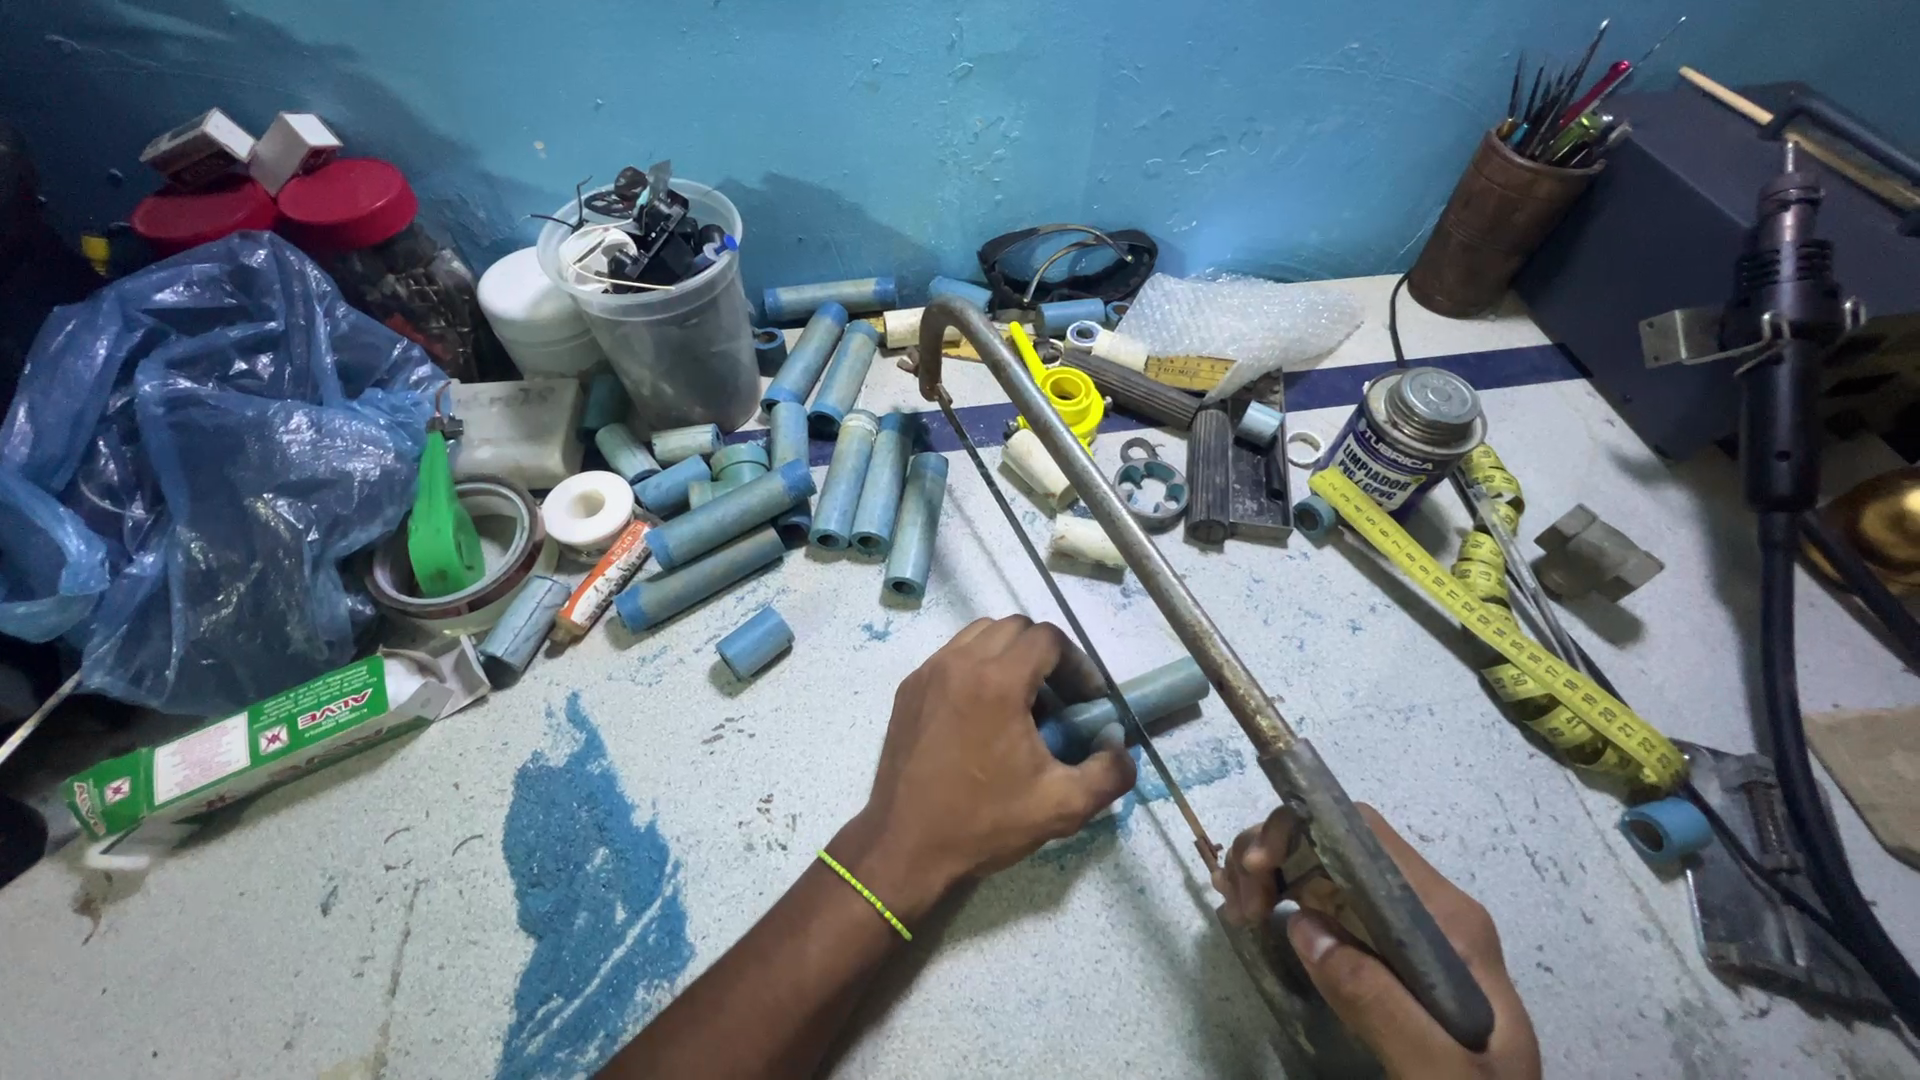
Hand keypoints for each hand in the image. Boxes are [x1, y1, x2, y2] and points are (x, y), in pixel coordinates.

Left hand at [833, 617, 1136, 921]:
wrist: (905, 846)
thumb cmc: (983, 823)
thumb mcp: (1061, 806)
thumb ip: (1109, 772)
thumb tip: (1117, 742)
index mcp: (997, 682)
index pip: (1048, 638)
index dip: (1077, 664)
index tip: (1087, 700)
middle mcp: (959, 663)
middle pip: (1015, 628)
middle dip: (1046, 654)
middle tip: (1060, 698)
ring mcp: (928, 672)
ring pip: (981, 634)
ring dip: (1010, 654)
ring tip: (1023, 701)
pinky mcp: (909, 689)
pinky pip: (952, 655)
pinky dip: (977, 666)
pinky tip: (985, 712)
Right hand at [1214, 804, 1540, 1079]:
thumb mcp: (1440, 1069)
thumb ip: (1381, 1004)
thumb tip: (1302, 925)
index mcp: (1444, 917)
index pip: (1364, 834)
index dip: (1300, 830)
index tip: (1257, 867)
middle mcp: (1418, 906)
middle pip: (1330, 844)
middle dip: (1271, 854)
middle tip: (1239, 903)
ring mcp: (1393, 925)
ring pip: (1315, 865)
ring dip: (1264, 872)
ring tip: (1235, 908)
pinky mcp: (1374, 949)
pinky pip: (1316, 898)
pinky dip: (1272, 892)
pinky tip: (1245, 910)